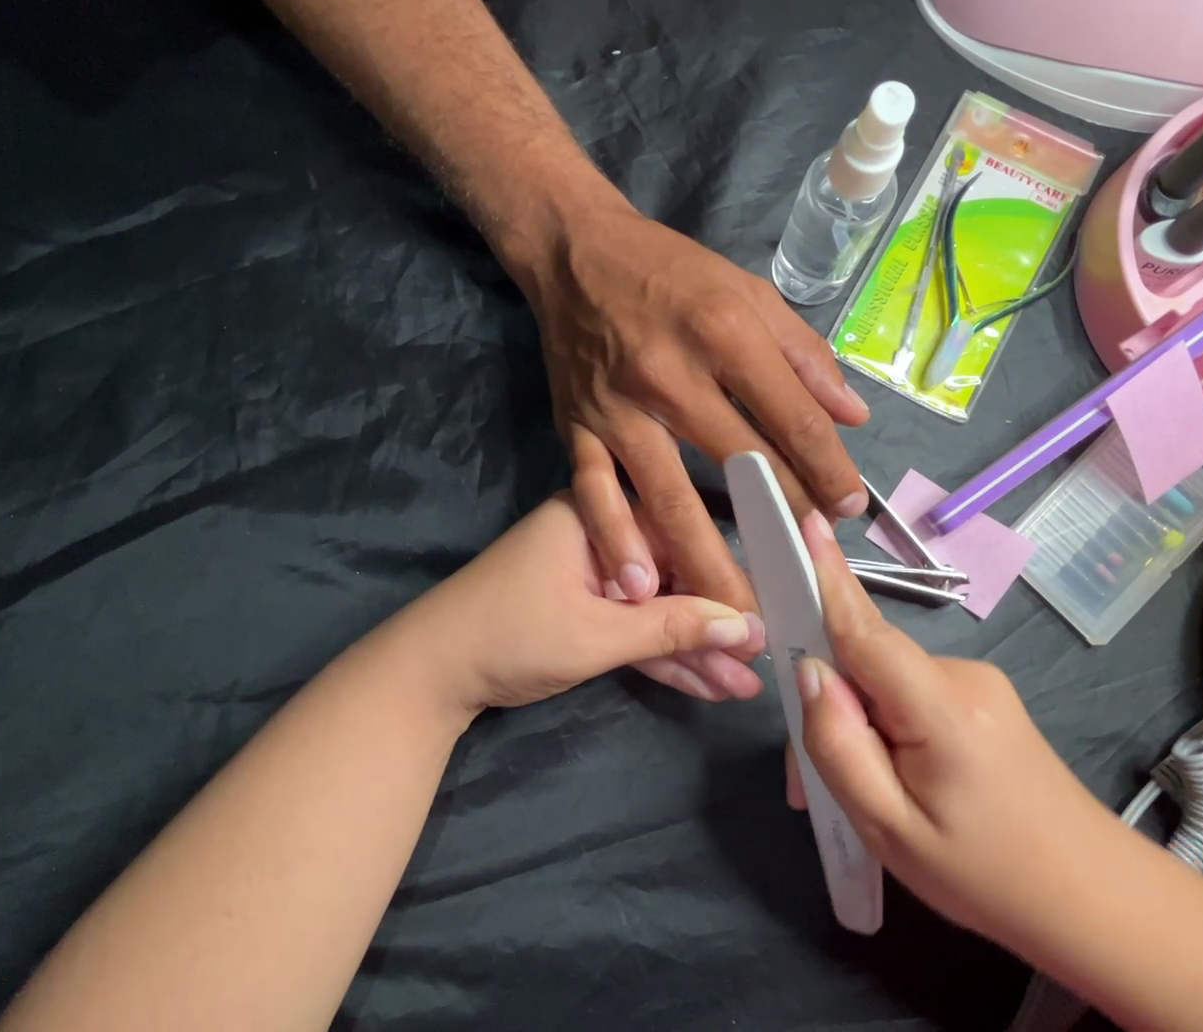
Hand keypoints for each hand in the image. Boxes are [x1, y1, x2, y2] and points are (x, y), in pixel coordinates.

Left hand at [401, 495, 766, 715]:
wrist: (430, 674)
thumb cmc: (510, 633)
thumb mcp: (596, 633)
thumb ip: (671, 629)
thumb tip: (748, 628)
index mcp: (597, 515)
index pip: (680, 534)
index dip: (727, 578)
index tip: (772, 611)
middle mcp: (601, 538)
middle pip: (673, 577)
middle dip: (715, 626)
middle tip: (766, 660)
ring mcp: (592, 578)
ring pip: (656, 612)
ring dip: (694, 650)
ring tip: (745, 687)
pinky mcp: (583, 613)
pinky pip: (633, 631)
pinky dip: (662, 659)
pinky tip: (708, 686)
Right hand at [512, 201, 870, 611]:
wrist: (577, 254)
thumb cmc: (671, 270)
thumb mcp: (748, 290)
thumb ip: (804, 355)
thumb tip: (853, 416)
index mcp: (726, 334)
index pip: (791, 418)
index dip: (827, 469)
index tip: (849, 507)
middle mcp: (673, 377)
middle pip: (740, 466)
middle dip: (782, 523)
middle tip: (809, 575)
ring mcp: (621, 410)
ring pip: (670, 497)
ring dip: (707, 558)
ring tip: (737, 612)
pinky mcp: (580, 429)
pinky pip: (598, 494)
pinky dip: (617, 541)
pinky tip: (640, 589)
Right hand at [785, 510, 1122, 944]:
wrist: (1095, 903)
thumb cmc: (987, 876)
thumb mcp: (889, 827)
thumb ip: (839, 745)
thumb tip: (811, 674)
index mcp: (943, 706)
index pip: (867, 629)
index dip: (828, 577)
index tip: (805, 520)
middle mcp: (962, 676)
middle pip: (864, 663)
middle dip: (828, 707)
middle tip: (807, 787)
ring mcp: (977, 683)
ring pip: (882, 684)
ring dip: (856, 727)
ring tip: (855, 801)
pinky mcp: (980, 699)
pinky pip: (907, 698)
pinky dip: (883, 730)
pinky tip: (889, 783)